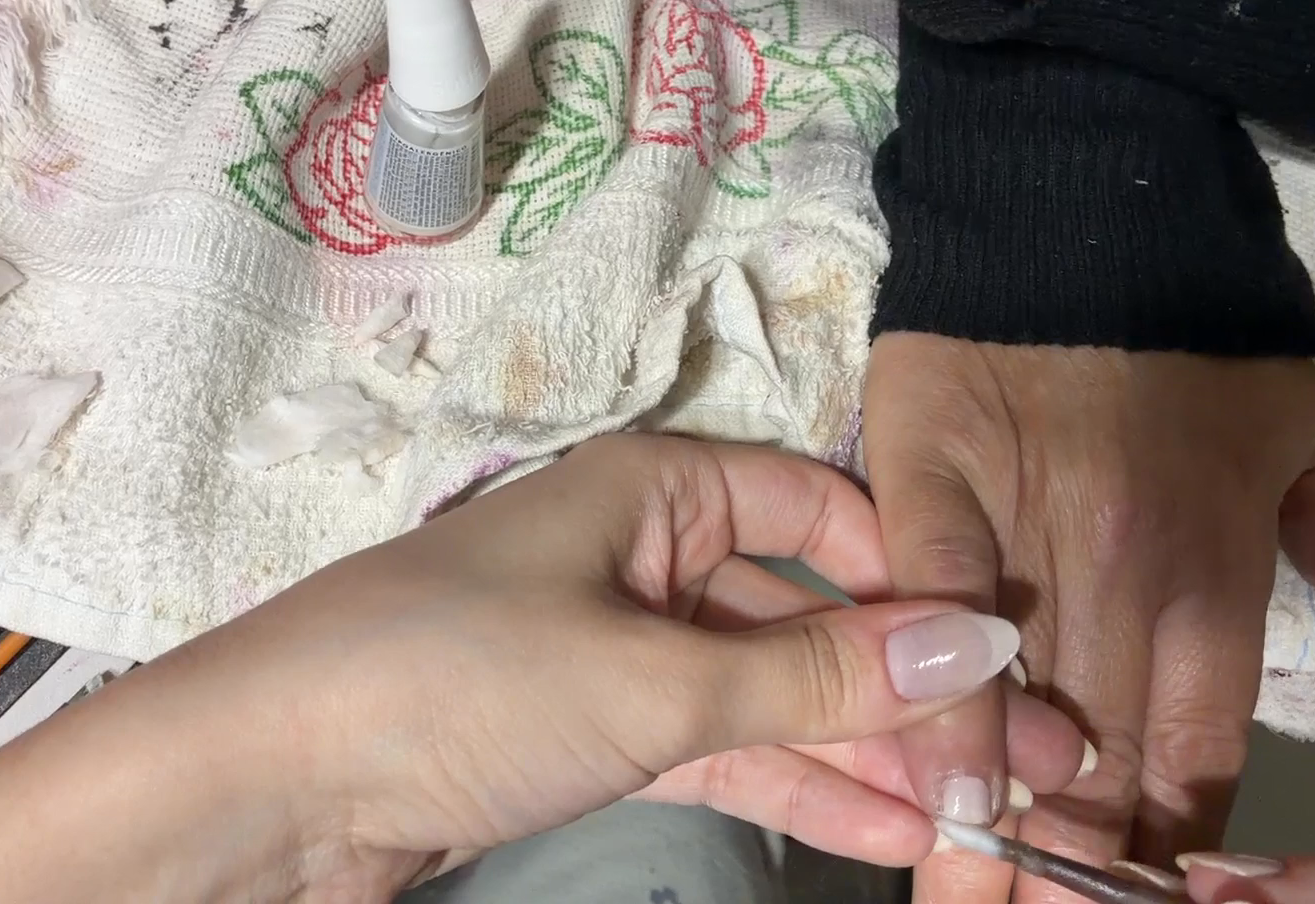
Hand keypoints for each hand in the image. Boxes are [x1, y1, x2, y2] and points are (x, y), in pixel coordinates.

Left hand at [0, 436, 1089, 903]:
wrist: (286, 771)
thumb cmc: (468, 675)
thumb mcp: (653, 675)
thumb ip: (814, 671)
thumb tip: (973, 643)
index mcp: (656, 486)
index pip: (817, 507)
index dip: (912, 578)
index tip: (1007, 656)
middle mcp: (648, 545)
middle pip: (800, 606)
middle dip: (904, 683)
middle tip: (1029, 761)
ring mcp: (624, 635)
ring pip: (767, 682)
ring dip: (864, 744)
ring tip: (985, 811)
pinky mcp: (598, 715)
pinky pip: (718, 735)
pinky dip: (794, 779)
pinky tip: (887, 827)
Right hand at [858, 334, 1314, 902]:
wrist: (1073, 236)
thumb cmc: (1179, 344)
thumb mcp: (1309, 437)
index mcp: (1210, 572)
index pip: (1187, 748)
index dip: (1157, 847)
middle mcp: (1123, 573)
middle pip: (1095, 747)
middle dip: (1062, 859)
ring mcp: (1021, 528)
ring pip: (1015, 692)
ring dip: (996, 805)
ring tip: (962, 889)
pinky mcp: (929, 483)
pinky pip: (934, 598)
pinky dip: (934, 678)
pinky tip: (921, 765)